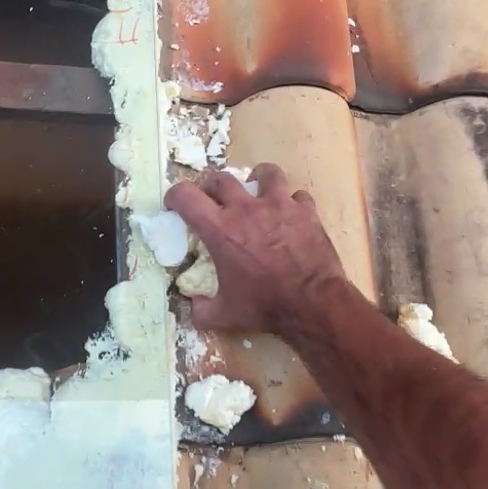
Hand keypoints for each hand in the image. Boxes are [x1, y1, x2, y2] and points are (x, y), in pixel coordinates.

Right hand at [164, 163, 346, 335]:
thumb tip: (193, 305)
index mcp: (220, 229)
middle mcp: (246, 209)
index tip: (175, 204)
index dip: (175, 196)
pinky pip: (297, 196)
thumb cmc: (265, 306)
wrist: (312, 303)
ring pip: (265, 173)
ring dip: (257, 178)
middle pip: (221, 179)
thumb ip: (202, 310)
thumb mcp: (225, 315)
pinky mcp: (305, 211)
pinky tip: (291, 214)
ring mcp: (279, 205)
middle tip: (213, 199)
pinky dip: (292, 203)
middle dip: (211, 186)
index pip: (186, 196)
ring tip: (257, 187)